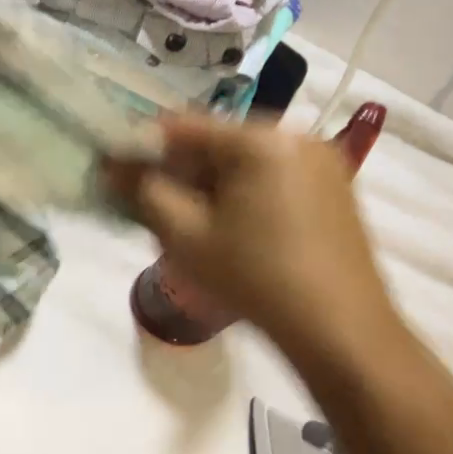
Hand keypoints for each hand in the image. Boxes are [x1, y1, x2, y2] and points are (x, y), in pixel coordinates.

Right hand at [106, 114, 401, 351]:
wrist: (340, 328)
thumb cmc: (254, 276)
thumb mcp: (184, 234)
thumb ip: (143, 190)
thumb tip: (112, 164)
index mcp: (260, 139)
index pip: (181, 126)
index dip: (139, 146)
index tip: (112, 171)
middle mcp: (296, 136)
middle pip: (214, 141)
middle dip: (176, 168)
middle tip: (147, 203)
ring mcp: (321, 161)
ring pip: (241, 160)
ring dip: (206, 182)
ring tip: (185, 221)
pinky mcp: (334, 187)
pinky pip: (269, 175)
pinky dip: (239, 191)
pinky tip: (225, 227)